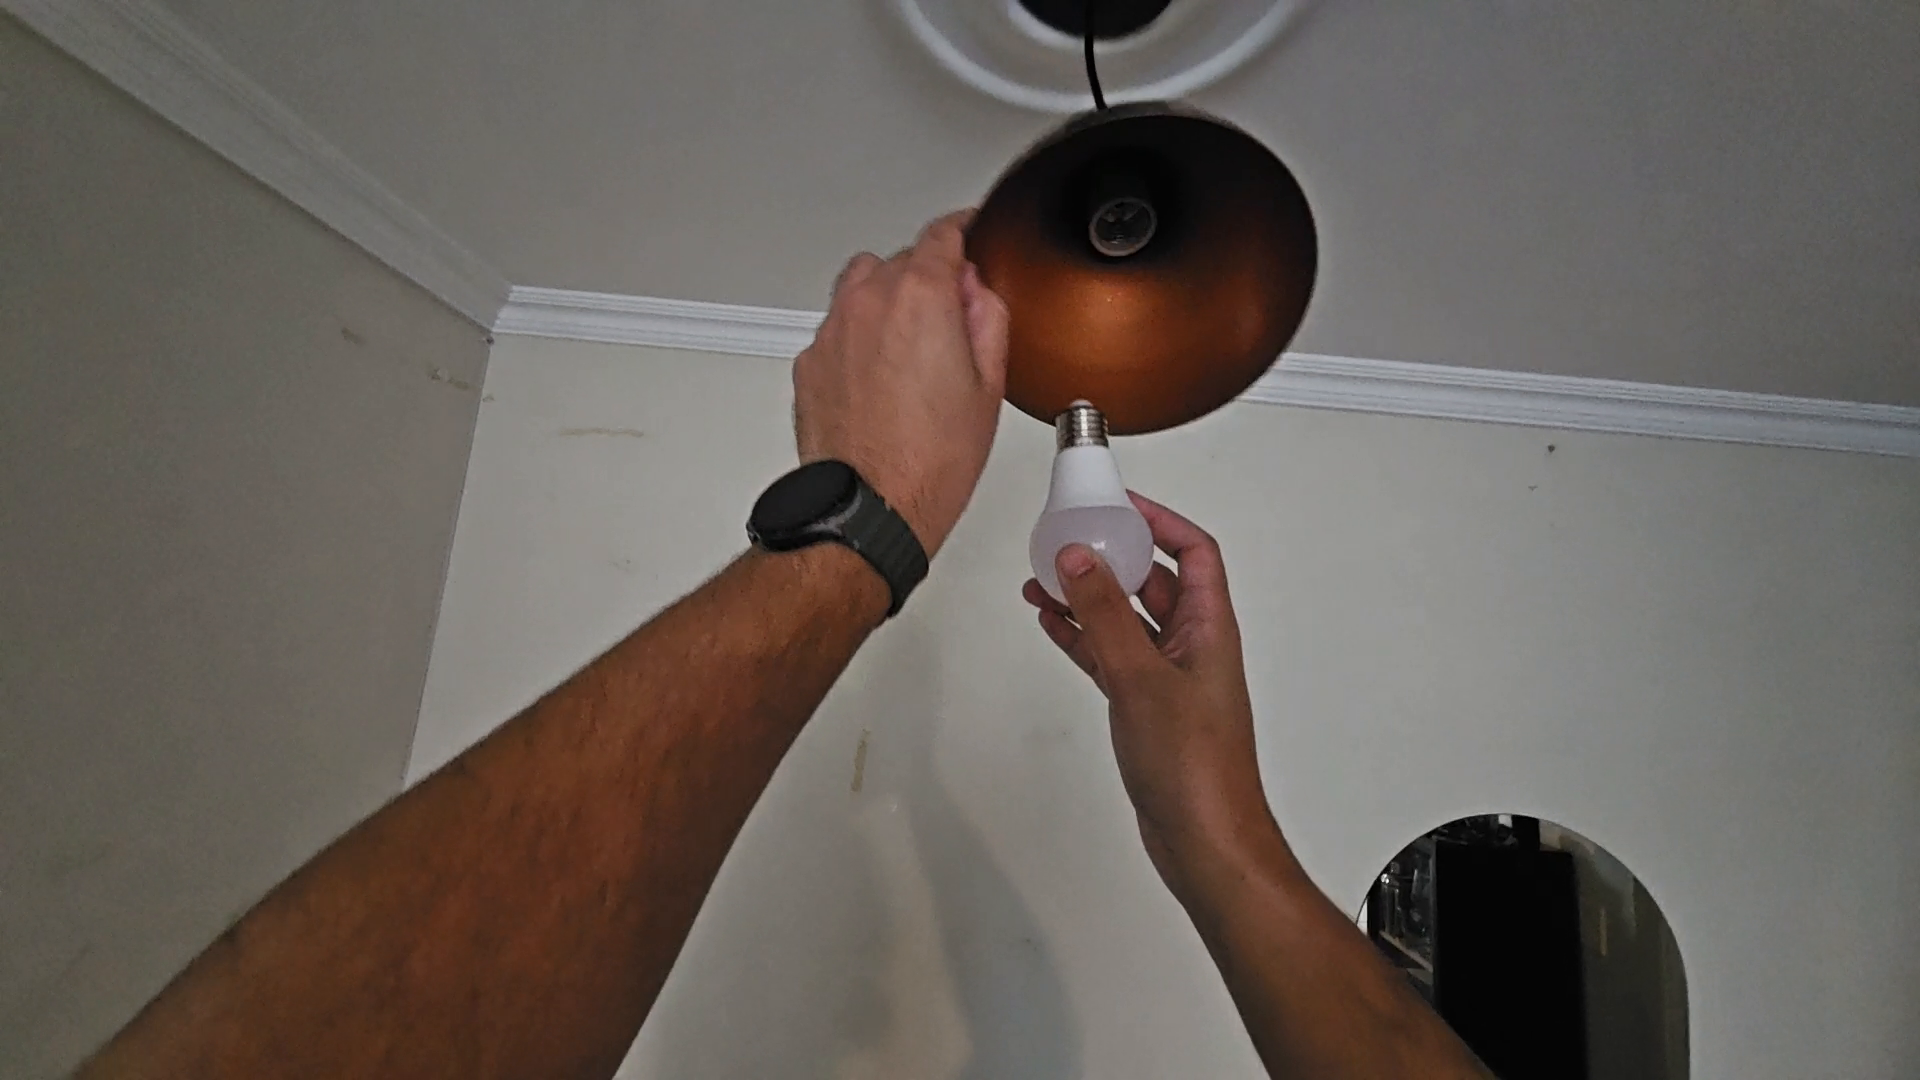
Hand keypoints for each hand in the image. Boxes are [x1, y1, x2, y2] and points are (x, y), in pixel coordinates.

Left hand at [794, 211, 1009, 557]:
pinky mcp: (809, 363)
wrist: (873, 508)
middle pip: (900, 261)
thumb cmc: (930, 462)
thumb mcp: (989, 386)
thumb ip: (988, 318)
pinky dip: (859, 337)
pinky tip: (881, 381)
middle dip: (927, 281)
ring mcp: (831, 333)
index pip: (941, 234)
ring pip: (861, 289)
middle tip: (950, 325)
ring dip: (888, 302)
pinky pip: (838, 329)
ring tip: (911, 353)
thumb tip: (975, 291)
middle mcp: (867, 303)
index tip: (967, 231)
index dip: (961, 229)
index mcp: (920, 298)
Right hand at [1021, 494, 1279, 898]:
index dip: (1160, 520)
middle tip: (1070, 538)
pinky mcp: (1143, 703)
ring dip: (1087, 596)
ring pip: (1122, 617)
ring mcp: (1165, 675)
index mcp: (1208, 628)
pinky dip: (1081, 635)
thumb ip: (1105, 615)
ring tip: (1045, 579)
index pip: (1193, 551)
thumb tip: (1080, 557)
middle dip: (1110, 556)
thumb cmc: (1196, 770)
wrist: (1203, 842)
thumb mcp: (1142, 677)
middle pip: (1150, 580)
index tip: (1120, 503)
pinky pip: (1108, 653)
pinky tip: (1053, 623)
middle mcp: (1190, 645)